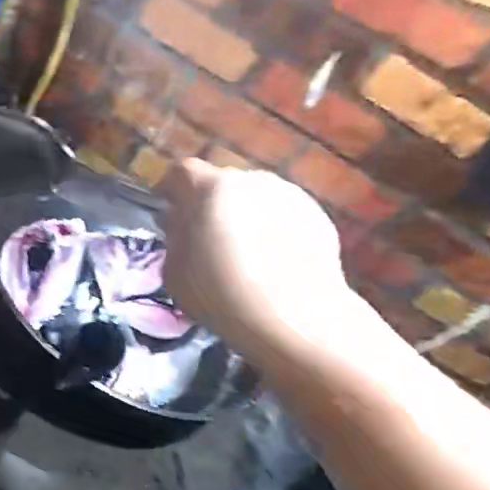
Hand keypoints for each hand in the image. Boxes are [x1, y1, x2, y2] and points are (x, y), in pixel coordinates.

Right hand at [158, 159, 355, 356]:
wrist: (294, 317)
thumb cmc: (221, 296)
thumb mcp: (174, 274)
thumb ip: (174, 238)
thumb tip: (180, 221)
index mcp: (211, 188)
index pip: (182, 171)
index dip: (173, 192)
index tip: (172, 216)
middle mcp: (252, 179)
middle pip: (222, 183)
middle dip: (212, 206)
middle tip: (209, 242)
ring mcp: (290, 193)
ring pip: (255, 198)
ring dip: (245, 217)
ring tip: (247, 258)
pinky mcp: (317, 214)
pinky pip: (283, 215)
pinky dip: (274, 231)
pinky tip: (275, 265)